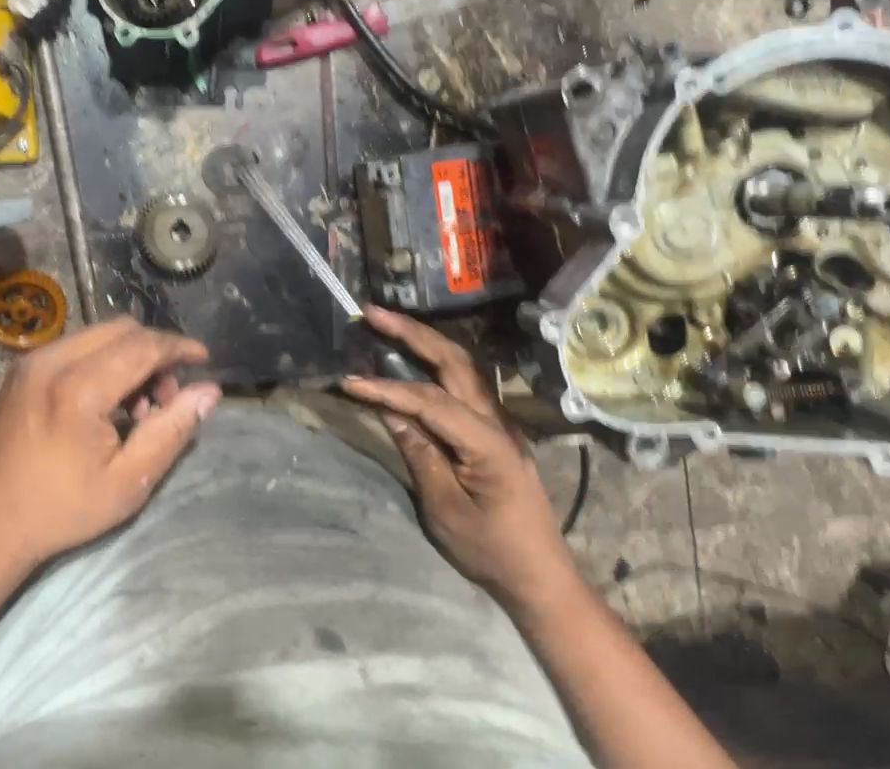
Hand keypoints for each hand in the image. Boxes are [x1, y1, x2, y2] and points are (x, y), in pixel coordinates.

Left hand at [0, 318, 222, 587]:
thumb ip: (171, 431)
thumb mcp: (128, 482)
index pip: (142, 346)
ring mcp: (32, 360)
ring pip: (99, 334)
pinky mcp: (22, 368)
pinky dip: (103, 361)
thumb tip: (210, 391)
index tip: (205, 361)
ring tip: (139, 408)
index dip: (179, 348)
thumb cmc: (62, 510)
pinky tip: (108, 403)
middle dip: (155, 354)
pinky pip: (76, 346)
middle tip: (167, 399)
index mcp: (78, 389)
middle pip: (122, 329)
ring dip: (129, 356)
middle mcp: (51, 361)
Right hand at [340, 307, 579, 612]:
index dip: (387, 389)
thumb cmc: (491, 551)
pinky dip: (434, 364)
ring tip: (388, 325)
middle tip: (373, 313)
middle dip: (413, 333)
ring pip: (462, 368)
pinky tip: (412, 360)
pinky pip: (463, 386)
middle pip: (455, 361)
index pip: (430, 401)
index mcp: (488, 442)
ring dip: (425, 342)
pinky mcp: (494, 432)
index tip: (349, 382)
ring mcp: (500, 424)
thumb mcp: (446, 510)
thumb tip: (390, 412)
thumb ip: (420, 455)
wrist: (540, 577)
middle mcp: (498, 422)